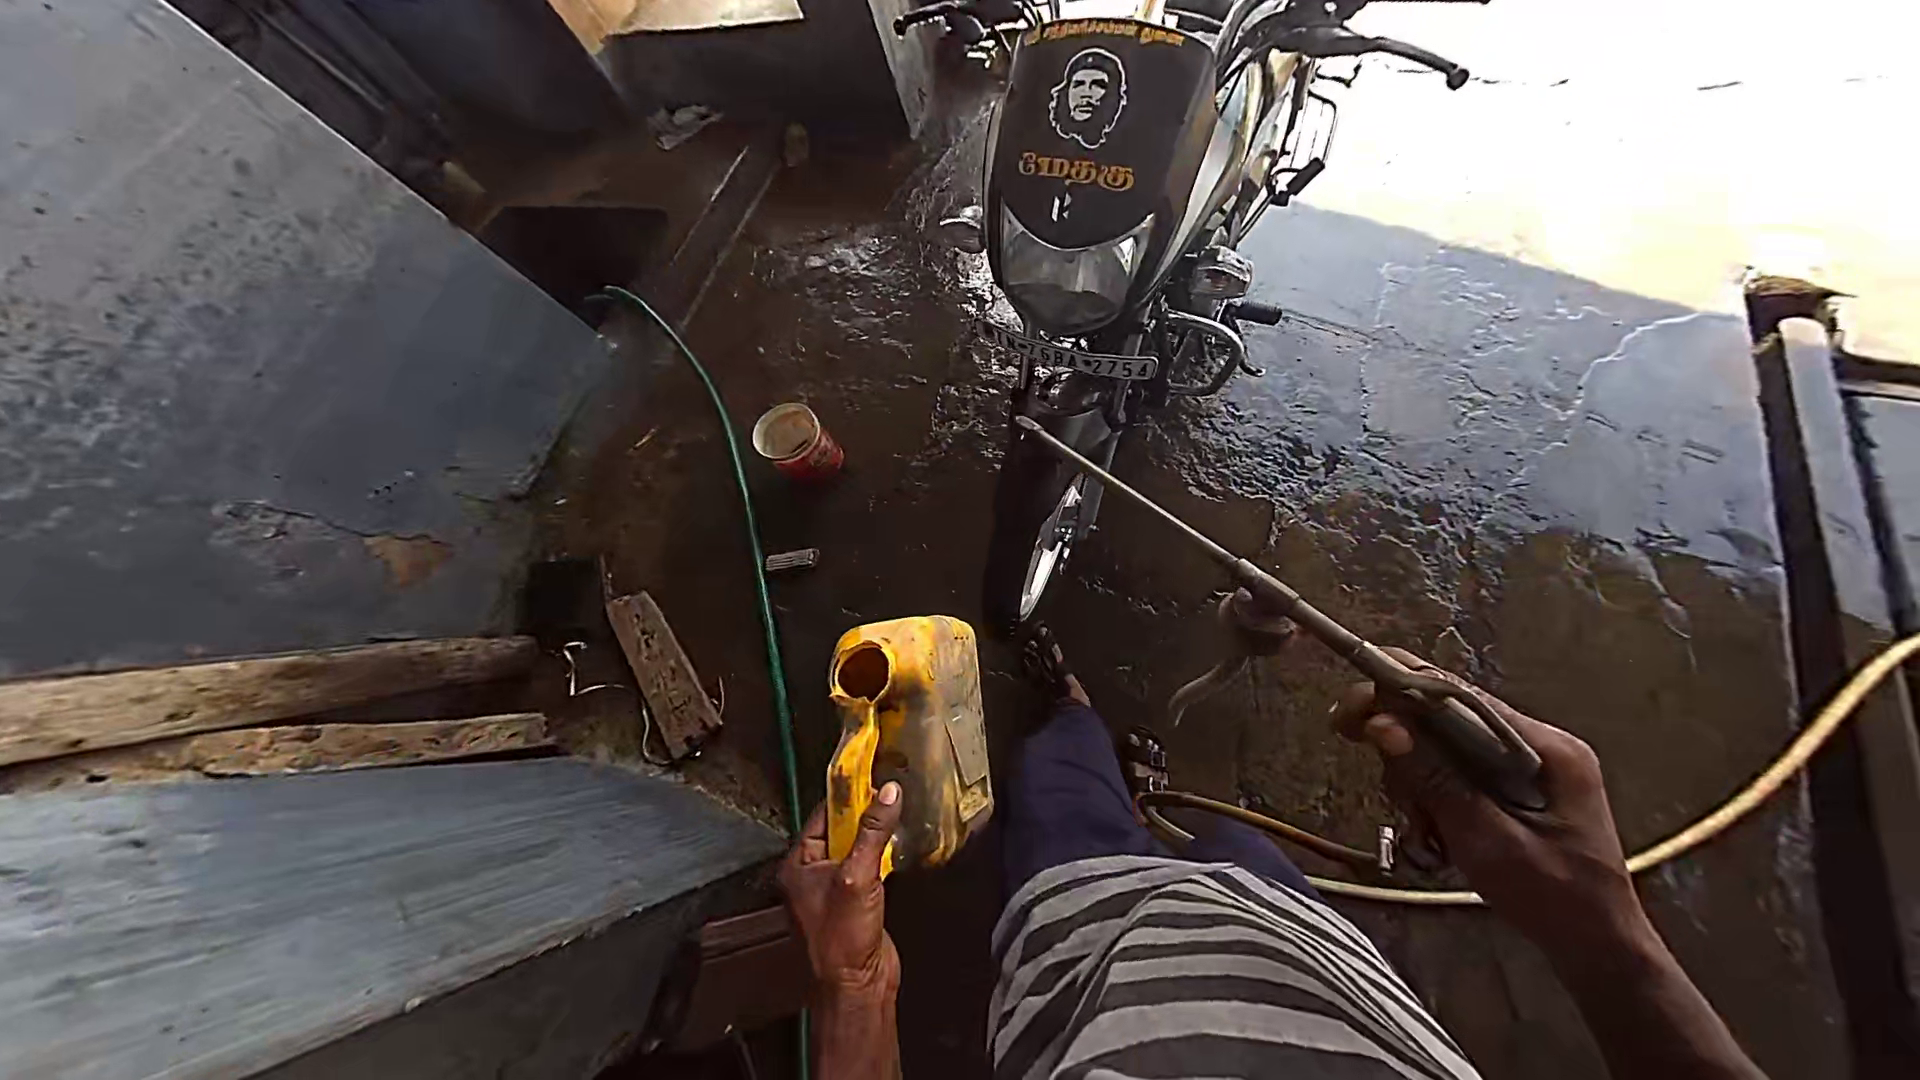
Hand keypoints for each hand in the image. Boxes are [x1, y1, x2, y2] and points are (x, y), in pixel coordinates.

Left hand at [778, 782, 904, 1001]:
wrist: (858, 988)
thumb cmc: (841, 943)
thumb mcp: (858, 875)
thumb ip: (874, 831)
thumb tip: (887, 793)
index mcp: (798, 865)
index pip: (822, 814)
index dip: (846, 795)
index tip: (867, 775)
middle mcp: (811, 874)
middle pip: (840, 828)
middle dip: (863, 812)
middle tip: (885, 792)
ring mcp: (833, 887)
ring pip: (855, 845)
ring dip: (873, 832)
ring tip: (892, 813)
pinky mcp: (854, 899)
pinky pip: (867, 863)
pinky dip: (880, 851)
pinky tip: (895, 844)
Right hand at [1334, 651, 1649, 953]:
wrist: (1597, 949)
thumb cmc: (1556, 899)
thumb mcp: (1488, 839)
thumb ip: (1434, 779)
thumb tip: (1381, 724)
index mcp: (1544, 747)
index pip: (1457, 694)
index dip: (1397, 688)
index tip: (1352, 702)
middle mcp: (1529, 742)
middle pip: (1438, 711)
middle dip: (1394, 731)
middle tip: (1345, 731)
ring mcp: (1514, 759)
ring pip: (1432, 738)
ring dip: (1408, 771)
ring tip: (1416, 818)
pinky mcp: (1497, 778)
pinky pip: (1441, 761)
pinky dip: (1420, 784)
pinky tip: (1426, 821)